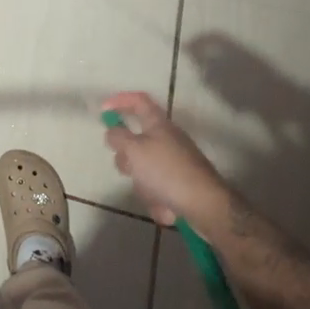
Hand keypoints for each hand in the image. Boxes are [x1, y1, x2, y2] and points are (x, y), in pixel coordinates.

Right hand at [101, 91, 230, 227]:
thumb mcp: (134, 150)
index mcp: (158, 125)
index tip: (103, 111)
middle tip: (127, 169)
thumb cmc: (167, 172)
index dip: (120, 100)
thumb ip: (118, 137)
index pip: (139, 101)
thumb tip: (112, 132)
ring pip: (144, 169)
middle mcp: (168, 140)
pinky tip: (165, 208)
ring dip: (143, 184)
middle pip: (136, 142)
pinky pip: (158, 189)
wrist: (206, 206)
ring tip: (152, 194)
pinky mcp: (181, 185)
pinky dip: (157, 199)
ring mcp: (176, 163)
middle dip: (127, 159)